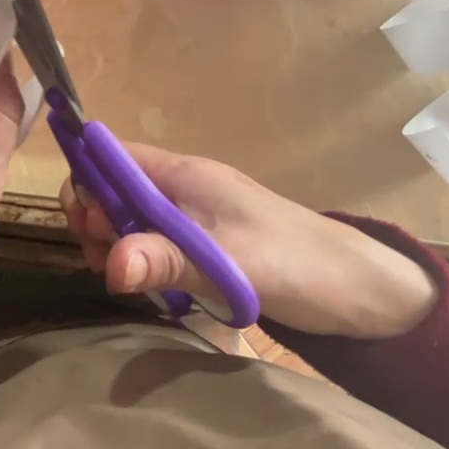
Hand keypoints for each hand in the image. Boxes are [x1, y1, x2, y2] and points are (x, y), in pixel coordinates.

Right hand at [60, 143, 437, 338]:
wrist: (362, 292)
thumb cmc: (296, 264)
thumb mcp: (227, 264)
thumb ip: (168, 261)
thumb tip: (110, 265)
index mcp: (183, 174)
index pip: (111, 157)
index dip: (86, 183)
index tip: (87, 228)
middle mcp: (181, 188)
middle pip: (114, 189)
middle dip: (96, 221)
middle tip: (101, 264)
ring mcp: (192, 216)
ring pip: (131, 219)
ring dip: (116, 245)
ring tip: (121, 280)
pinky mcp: (203, 245)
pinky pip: (154, 243)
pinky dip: (140, 261)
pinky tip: (147, 287)